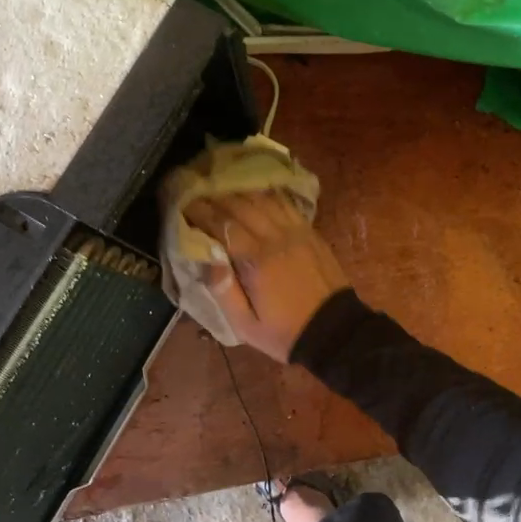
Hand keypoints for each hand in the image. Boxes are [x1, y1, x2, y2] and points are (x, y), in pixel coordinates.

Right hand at [183, 192, 349, 362]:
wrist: (335, 331)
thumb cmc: (285, 332)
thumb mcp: (246, 325)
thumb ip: (224, 291)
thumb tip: (205, 259)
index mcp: (257, 261)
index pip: (223, 226)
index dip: (202, 213)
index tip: (185, 206)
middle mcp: (276, 238)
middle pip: (242, 206)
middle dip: (217, 198)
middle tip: (199, 193)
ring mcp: (297, 232)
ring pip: (264, 200)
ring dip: (241, 193)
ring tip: (222, 190)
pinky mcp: (310, 232)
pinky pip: (286, 205)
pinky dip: (267, 195)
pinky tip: (256, 193)